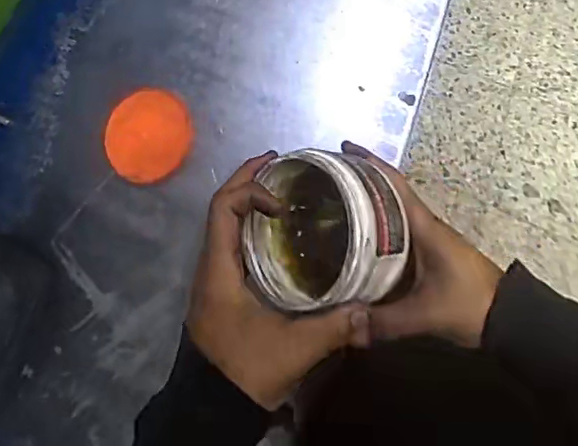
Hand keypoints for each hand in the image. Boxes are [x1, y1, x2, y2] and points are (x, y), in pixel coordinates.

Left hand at [186, 152, 370, 408]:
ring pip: (225, 224)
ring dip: (249, 202)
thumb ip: (331, 327)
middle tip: (280, 165)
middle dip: (249, 181)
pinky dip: (251, 225)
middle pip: (222, 207)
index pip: (222, 208)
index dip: (249, 190)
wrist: (210, 411)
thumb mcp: (291, 350)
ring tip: (283, 191)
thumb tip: (368, 311)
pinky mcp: (221, 289)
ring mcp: (214, 277)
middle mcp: (210, 264)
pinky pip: (232, 242)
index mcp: (218, 268)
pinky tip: (278, 232)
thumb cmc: (243, 371)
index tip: (281, 199)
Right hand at [342, 141, 503, 347]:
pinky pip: (398, 230)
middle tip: (330, 175)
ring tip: (337, 200)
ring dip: (370, 201)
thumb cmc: (469, 304)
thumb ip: (386, 321)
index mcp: (424, 225)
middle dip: (362, 179)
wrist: (507, 317)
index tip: (345, 148)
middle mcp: (424, 225)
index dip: (370, 163)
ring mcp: (428, 238)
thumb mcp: (425, 314)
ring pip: (393, 211)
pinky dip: (378, 225)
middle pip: (389, 192)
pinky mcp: (430, 254)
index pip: (394, 183)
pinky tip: (361, 238)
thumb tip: (346, 325)